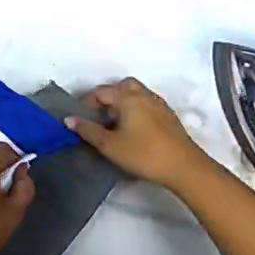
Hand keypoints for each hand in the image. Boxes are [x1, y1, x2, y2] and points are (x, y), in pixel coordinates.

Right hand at [66, 78, 215, 189]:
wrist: (184, 168)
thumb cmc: (143, 154)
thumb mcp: (109, 145)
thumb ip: (88, 130)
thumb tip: (69, 119)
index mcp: (128, 98)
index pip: (101, 92)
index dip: (86, 102)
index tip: (79, 118)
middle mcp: (144, 96)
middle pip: (122, 86)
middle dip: (108, 96)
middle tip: (98, 114)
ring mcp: (160, 105)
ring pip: (137, 93)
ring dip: (123, 101)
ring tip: (114, 121)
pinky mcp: (169, 117)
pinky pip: (148, 104)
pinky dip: (136, 109)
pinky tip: (133, 128)